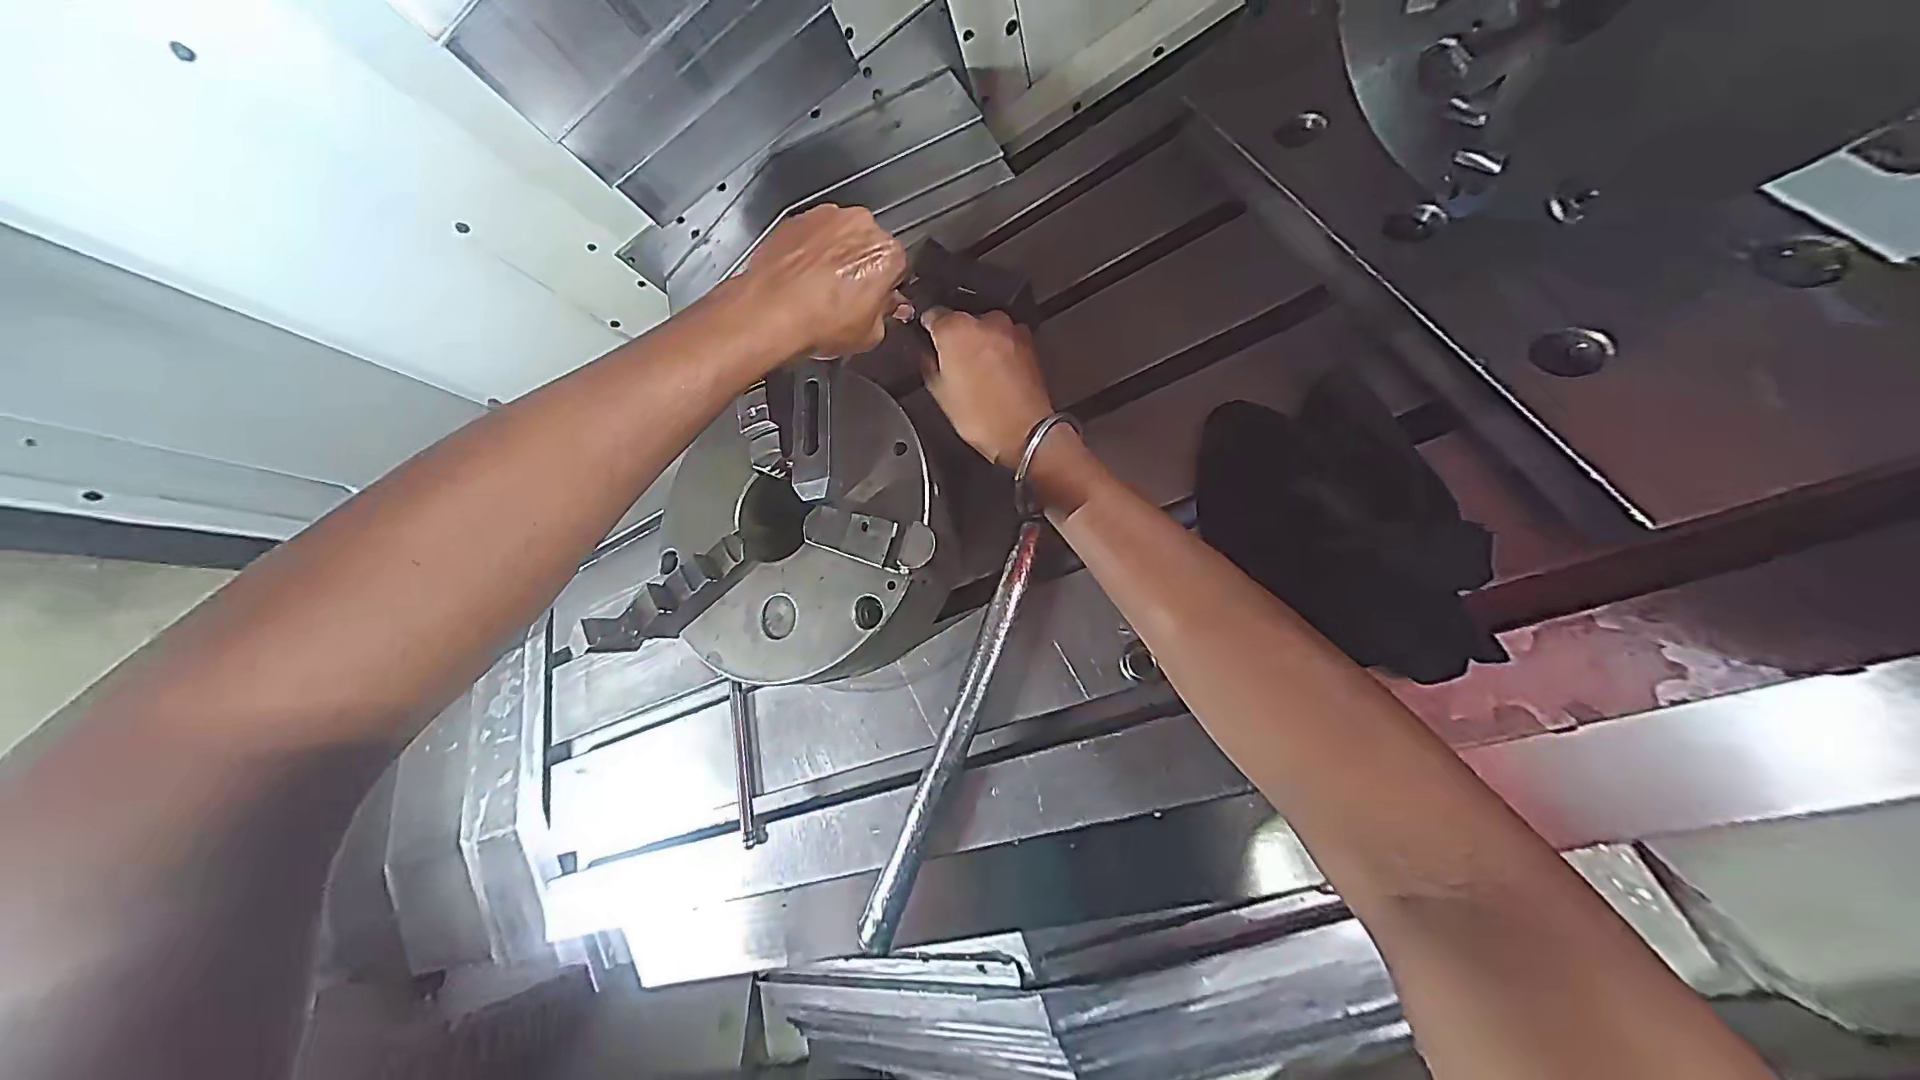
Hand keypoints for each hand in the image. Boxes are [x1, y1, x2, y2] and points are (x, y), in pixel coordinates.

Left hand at [740, 204, 906, 358]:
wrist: (771, 312)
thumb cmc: (818, 320)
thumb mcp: (869, 335)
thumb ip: (885, 316)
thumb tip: (884, 310)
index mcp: (886, 252)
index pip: (899, 266)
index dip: (888, 286)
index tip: (878, 300)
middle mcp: (859, 225)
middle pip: (869, 245)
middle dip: (862, 267)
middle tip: (849, 298)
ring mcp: (825, 218)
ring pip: (839, 236)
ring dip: (835, 256)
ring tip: (822, 291)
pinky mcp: (795, 220)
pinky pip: (811, 235)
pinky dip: (809, 252)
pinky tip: (802, 280)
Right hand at [922, 309, 1053, 467]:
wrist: (1026, 432)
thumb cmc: (986, 418)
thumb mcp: (940, 394)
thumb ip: (928, 364)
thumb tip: (926, 355)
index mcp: (956, 329)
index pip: (932, 313)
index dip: (927, 328)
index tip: (927, 338)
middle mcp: (985, 321)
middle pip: (962, 321)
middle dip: (956, 340)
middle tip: (954, 368)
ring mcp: (1010, 330)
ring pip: (985, 330)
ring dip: (980, 345)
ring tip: (978, 377)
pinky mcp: (1028, 342)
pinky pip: (1005, 341)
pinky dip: (999, 353)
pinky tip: (996, 378)